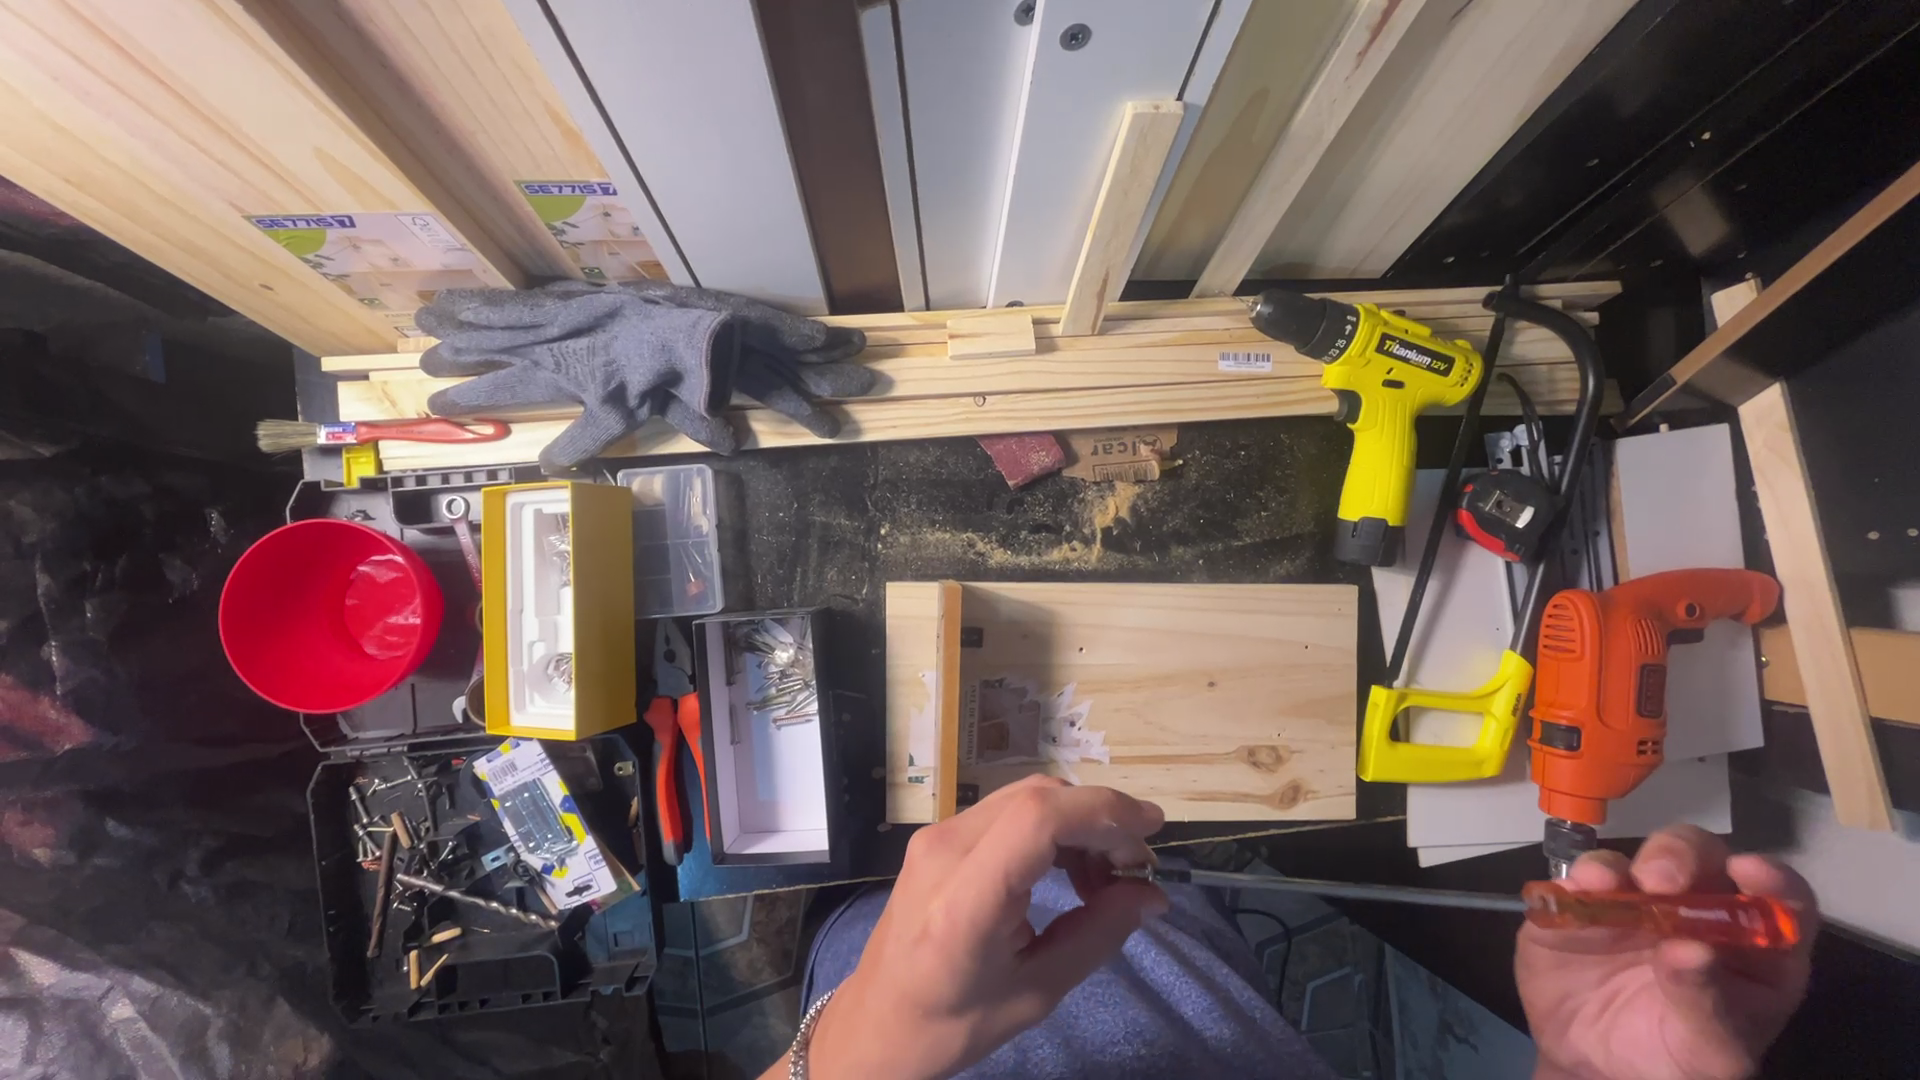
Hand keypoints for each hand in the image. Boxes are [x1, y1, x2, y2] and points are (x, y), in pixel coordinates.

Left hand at [802, 777, 1167, 1078]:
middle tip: (1135, 868)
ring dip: (1077, 822)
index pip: (1038, 819)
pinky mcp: (939, 834)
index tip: (1152, 830)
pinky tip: (1067, 868)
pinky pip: (1006, 810)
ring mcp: (937, 834)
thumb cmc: (952, 1022)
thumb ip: (1097, 935)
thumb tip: (1151, 894)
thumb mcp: (1035, 993)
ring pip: (1025, 797)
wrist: (876, 1021)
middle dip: (1099, 819)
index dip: (1102, 811)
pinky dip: (1050, 827)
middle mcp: (946, 847)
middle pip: (1037, 797)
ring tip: (1104, 877)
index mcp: (965, 898)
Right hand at [1516, 825, 1816, 1079]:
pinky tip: (1580, 890)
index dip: (1770, 879)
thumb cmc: (1670, 1058)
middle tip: (1662, 878)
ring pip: (1637, 854)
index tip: (1751, 872)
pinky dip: (1579, 874)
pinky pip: (1579, 874)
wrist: (1589, 1061)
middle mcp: (1694, 912)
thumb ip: (1705, 1003)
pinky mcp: (1579, 900)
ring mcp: (1633, 901)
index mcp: (1750, 950)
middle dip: (1682, 855)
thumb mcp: (1707, 1050)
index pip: (1776, 901)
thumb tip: (1691, 949)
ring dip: (1625, 861)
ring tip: (1608, 884)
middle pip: (1701, 857)